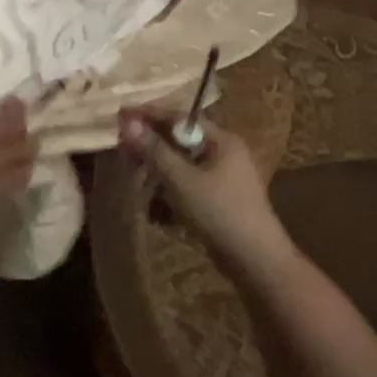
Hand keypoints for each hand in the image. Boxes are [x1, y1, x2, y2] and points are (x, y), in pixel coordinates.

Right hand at [119, 109, 295, 277]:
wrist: (256, 261)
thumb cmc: (220, 212)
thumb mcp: (181, 179)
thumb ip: (153, 149)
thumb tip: (126, 121)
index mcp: (222, 141)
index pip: (179, 118)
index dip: (148, 115)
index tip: (120, 116)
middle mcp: (224, 153)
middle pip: (178, 141)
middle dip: (150, 148)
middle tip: (123, 153)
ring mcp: (222, 177)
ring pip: (179, 164)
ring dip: (156, 172)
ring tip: (136, 184)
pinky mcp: (217, 198)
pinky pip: (186, 184)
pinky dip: (168, 189)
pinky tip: (154, 206)